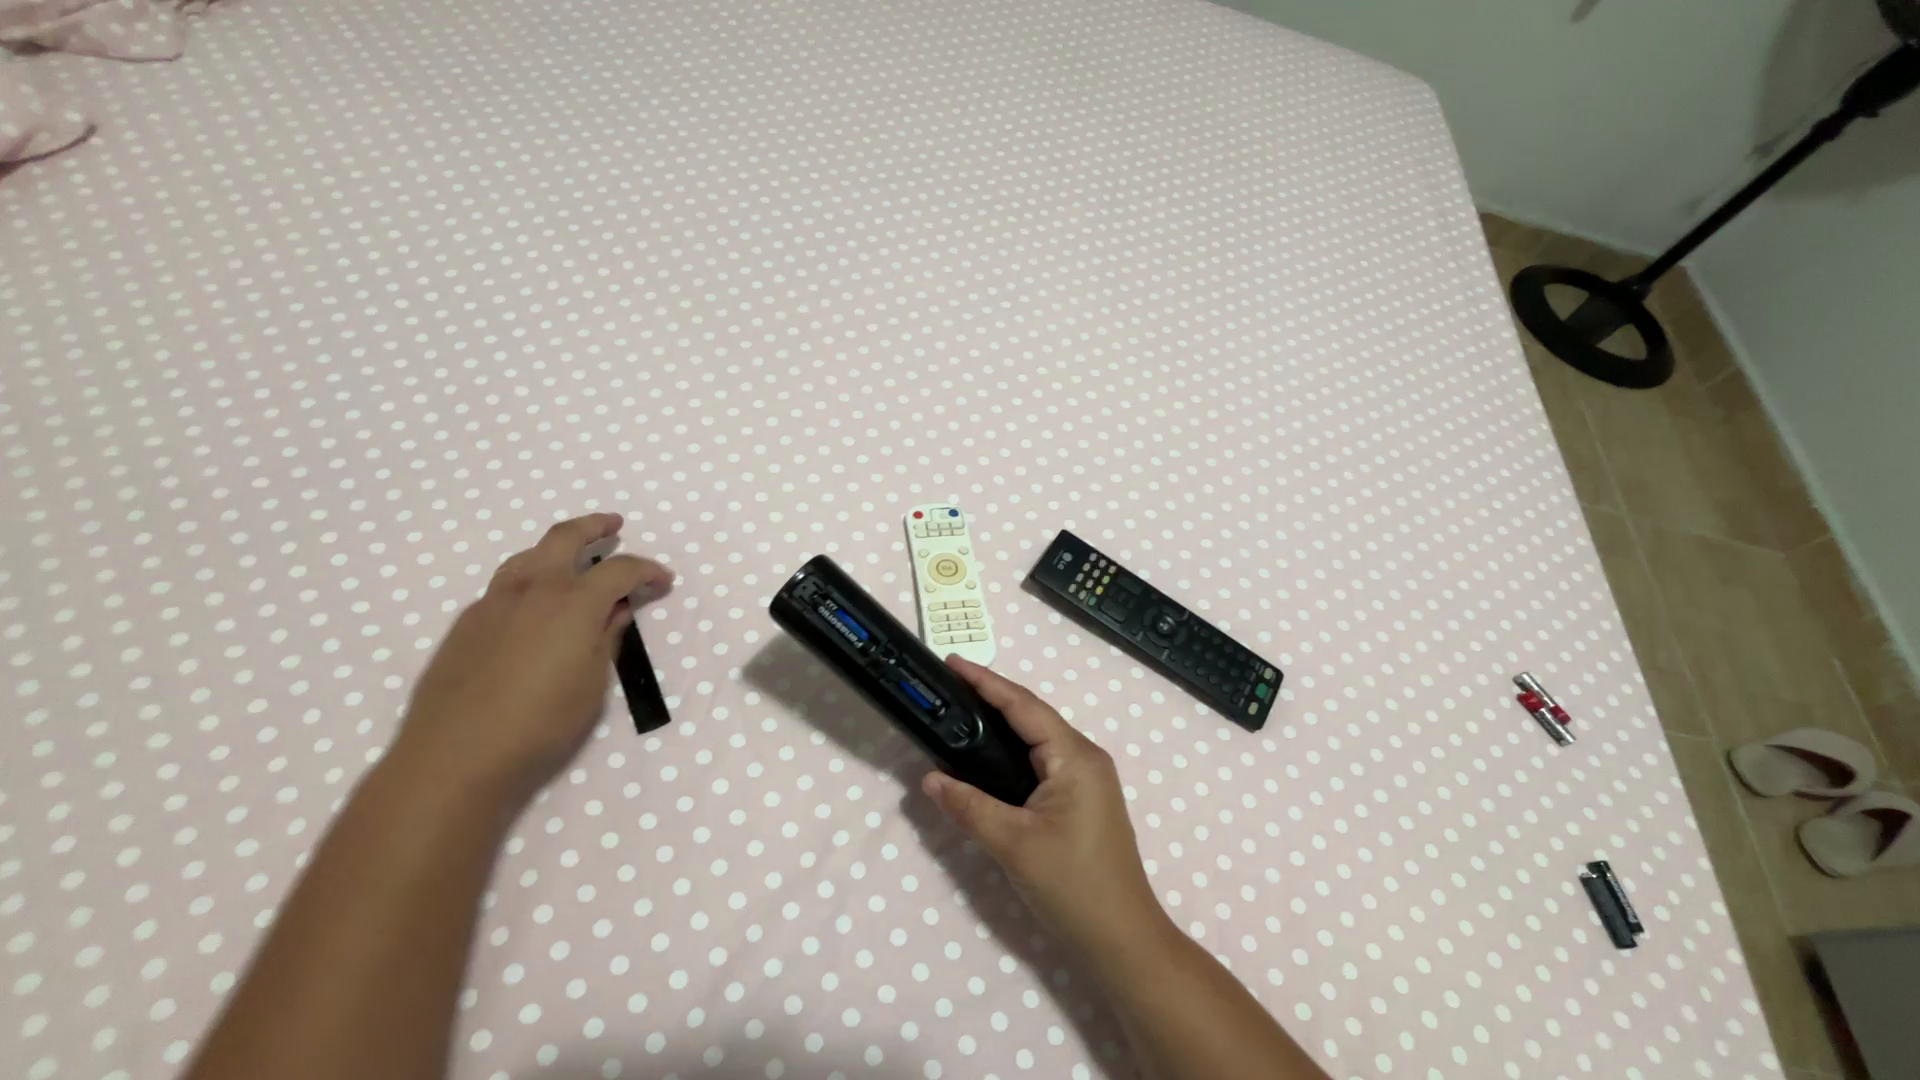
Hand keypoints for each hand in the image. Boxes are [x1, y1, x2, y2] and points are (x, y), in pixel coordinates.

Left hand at [387, 513, 671, 804]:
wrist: (455, 754)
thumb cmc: (540, 723)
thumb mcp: (593, 684)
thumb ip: (606, 639)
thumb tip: (614, 612)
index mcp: (573, 602)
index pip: (620, 570)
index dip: (647, 571)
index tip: (663, 581)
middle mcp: (532, 589)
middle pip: (565, 537)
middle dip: (594, 527)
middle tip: (613, 526)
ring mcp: (493, 602)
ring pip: (528, 556)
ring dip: (556, 550)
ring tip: (572, 562)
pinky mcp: (466, 623)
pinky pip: (505, 587)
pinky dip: (529, 583)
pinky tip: (534, 611)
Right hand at [922, 657, 1172, 956]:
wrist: (1121, 937)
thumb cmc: (1072, 885)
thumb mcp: (1012, 843)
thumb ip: (969, 806)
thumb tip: (930, 779)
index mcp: (1075, 758)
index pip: (1025, 707)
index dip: (987, 682)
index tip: (954, 664)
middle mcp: (1087, 759)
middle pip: (1034, 716)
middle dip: (993, 697)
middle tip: (952, 686)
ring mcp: (1089, 780)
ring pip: (1040, 738)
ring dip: (1005, 723)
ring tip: (965, 712)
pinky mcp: (1084, 800)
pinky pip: (1045, 760)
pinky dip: (1015, 750)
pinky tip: (992, 756)